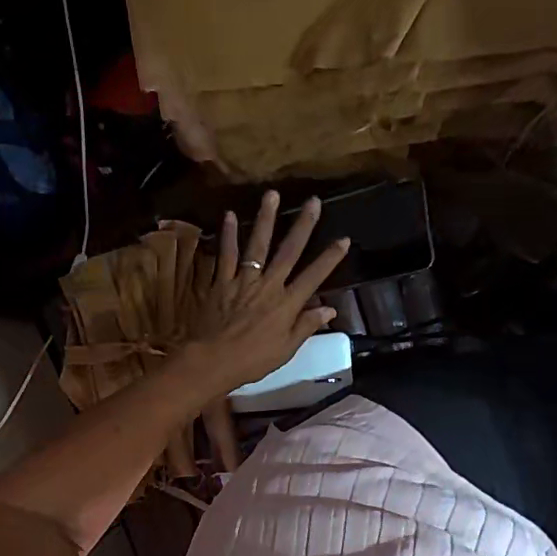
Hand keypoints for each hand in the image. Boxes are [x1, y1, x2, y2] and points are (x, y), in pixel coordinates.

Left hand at [182, 190, 349, 393]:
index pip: (314, 276)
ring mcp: (242, 281)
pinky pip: (225, 255)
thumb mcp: (286, 349)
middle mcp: (268, 286)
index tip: (343, 239)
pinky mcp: (220, 283)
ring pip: (257, 245)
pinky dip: (228, 235)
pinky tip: (231, 215)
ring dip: (266, 219)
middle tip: (314, 201)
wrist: (213, 360)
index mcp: (287, 304)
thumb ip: (306, 326)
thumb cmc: (252, 361)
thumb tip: (329, 309)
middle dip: (303, 225)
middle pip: (289, 251)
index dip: (330, 258)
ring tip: (272, 194)